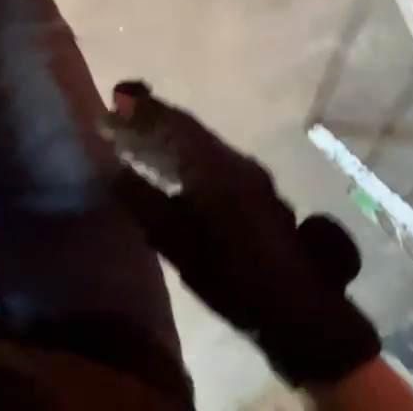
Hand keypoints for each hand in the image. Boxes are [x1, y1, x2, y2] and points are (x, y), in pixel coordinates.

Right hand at [101, 81, 381, 387]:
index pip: (173, 122)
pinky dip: (188, 159)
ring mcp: (254, 180)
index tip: (116, 95)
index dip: (142, 108)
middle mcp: (237, 162)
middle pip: (189, 130)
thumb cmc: (231, 273)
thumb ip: (140, 199)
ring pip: (204, 147)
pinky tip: (176, 175)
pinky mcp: (262, 200)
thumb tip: (111, 170)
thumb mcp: (174, 241)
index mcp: (215, 165)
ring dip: (171, 140)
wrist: (301, 317)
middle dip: (153, 120)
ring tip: (140, 143)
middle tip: (120, 117)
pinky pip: (216, 164)